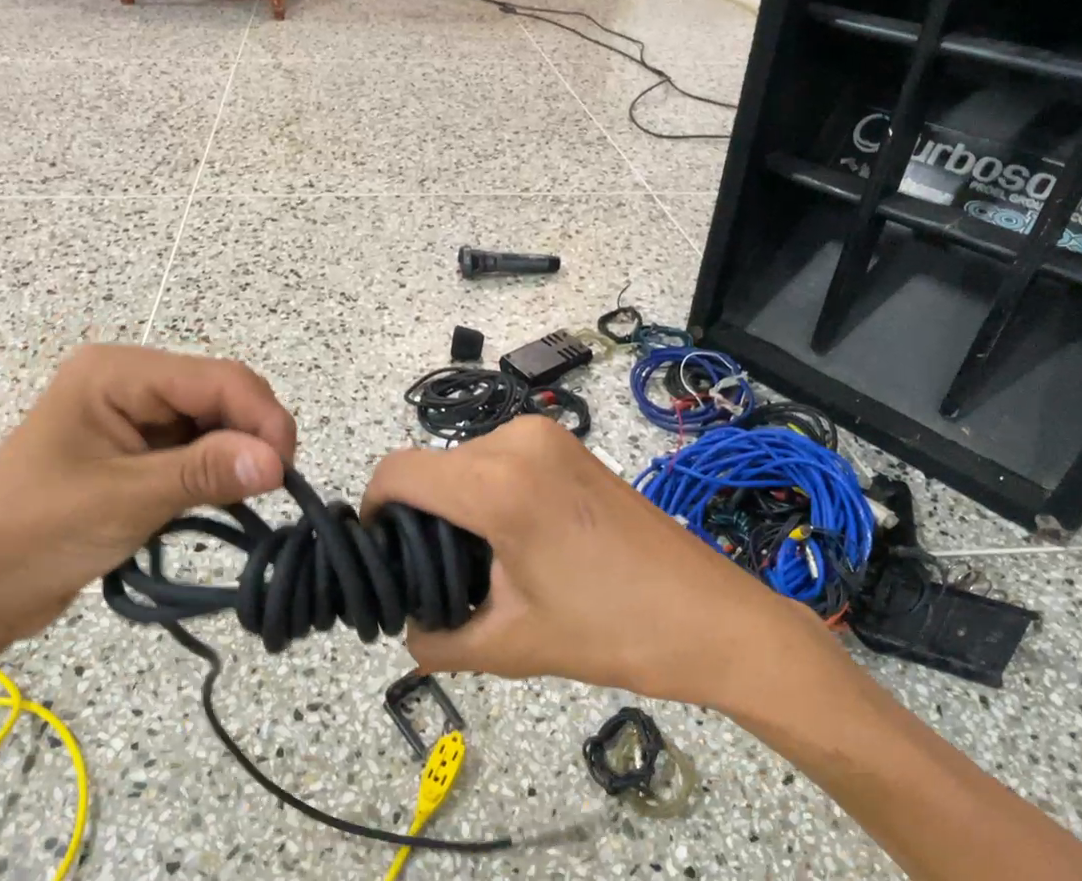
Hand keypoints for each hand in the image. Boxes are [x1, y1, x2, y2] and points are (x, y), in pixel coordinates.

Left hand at [0, 345, 297, 649]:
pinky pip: (196, 453)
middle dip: (253, 436)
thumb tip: (279, 462)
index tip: (286, 471)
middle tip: (272, 489)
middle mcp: (129, 384)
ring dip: (237, 458)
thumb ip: (204, 473)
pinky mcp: (136, 456)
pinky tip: (225, 502)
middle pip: (221, 395)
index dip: (262, 417)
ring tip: (247, 500)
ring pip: (215, 425)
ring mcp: (133, 420)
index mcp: (118, 373)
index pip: (217, 379)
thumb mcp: (123, 500)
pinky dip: (217, 475)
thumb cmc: (33, 533)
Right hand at [363, 416, 831, 708]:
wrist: (709, 616)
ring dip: (456, 507)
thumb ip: (437, 640)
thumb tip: (407, 633)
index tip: (380, 555)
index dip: (372, 512)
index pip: (397, 473)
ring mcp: (549, 437)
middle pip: (432, 469)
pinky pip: (501, 460)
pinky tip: (514, 543)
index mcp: (498, 483)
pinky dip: (489, 494)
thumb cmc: (612, 630)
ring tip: (481, 567)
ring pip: (466, 463)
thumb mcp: (512, 644)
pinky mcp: (570, 446)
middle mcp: (518, 441)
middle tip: (434, 579)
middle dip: (419, 519)